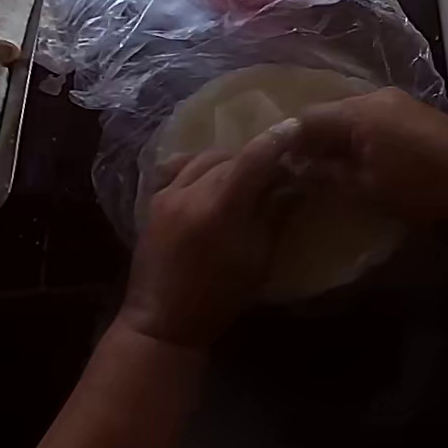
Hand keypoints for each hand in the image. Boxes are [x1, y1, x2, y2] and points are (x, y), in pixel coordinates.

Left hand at [118, 121, 300, 350]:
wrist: (163, 319)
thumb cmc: (219, 296)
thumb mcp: (258, 258)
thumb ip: (275, 215)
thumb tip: (294, 184)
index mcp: (221, 205)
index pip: (254, 158)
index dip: (277, 140)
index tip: (295, 127)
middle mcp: (190, 189)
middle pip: (229, 156)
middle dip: (254, 155)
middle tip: (275, 165)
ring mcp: (166, 193)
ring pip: (202, 158)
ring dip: (226, 160)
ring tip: (243, 172)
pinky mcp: (151, 201)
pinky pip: (175, 168)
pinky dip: (195, 165)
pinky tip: (207, 174)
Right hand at [292, 88, 447, 222]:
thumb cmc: (419, 186)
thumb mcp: (365, 186)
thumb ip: (327, 173)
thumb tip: (297, 167)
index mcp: (357, 112)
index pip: (309, 118)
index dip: (292, 140)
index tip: (282, 162)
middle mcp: (375, 97)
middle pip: (330, 112)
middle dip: (314, 137)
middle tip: (303, 166)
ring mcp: (398, 101)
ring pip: (352, 114)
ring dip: (338, 136)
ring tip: (330, 164)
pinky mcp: (414, 111)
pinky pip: (373, 117)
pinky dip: (360, 134)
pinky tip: (360, 156)